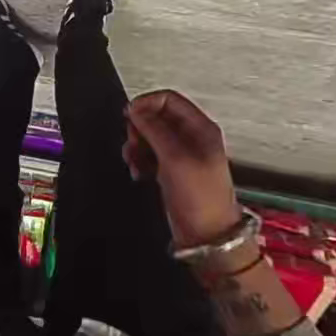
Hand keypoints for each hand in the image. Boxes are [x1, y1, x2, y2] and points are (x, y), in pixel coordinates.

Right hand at [124, 90, 243, 250]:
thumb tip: (136, 109)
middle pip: (158, 117)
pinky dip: (140, 160)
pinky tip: (138, 172)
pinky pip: (150, 155)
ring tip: (133, 161)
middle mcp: (192, 138)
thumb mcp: (175, 158)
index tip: (128, 117)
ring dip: (137, 146)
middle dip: (139, 128)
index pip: (169, 100)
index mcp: (200, 128)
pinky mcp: (172, 171)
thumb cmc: (200, 198)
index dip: (146, 104)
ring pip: (151, 137)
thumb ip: (154, 130)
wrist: (207, 235)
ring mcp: (182, 155)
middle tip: (133, 143)